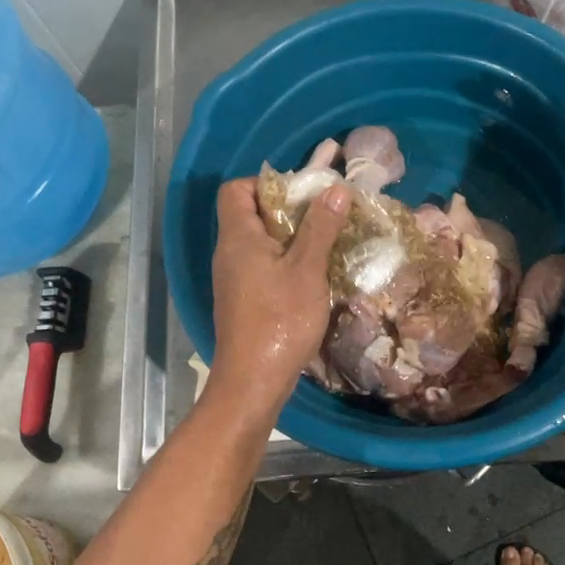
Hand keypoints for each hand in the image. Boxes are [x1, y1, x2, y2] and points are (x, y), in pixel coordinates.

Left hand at [209, 176, 349, 414]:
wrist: (253, 381)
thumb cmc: (279, 319)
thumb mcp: (307, 269)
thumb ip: (320, 227)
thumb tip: (335, 189)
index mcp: (237, 237)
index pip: (235, 189)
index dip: (265, 183)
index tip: (300, 195)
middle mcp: (228, 253)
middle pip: (250, 213)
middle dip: (288, 210)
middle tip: (323, 217)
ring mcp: (233, 278)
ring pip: (259, 242)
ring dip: (290, 238)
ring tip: (324, 244)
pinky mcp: (243, 299)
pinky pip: (261, 265)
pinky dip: (285, 262)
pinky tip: (312, 276)